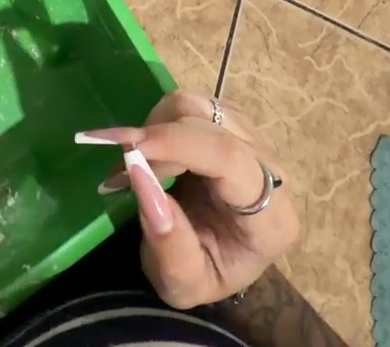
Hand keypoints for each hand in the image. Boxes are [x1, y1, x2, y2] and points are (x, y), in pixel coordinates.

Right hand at [79, 91, 300, 308]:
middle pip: (208, 125)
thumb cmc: (201, 274)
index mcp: (271, 217)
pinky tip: (152, 152)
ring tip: (137, 163)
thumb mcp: (181, 284)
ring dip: (156, 128)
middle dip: (154, 141)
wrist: (212, 260)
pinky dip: (161, 121)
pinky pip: (191, 105)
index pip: (228, 158)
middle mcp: (271, 170)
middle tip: (117, 171)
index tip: (127, 150)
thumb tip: (139, 175)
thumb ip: (166, 240)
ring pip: (197, 106)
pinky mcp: (232, 124)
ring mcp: (253, 140)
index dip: (174, 144)